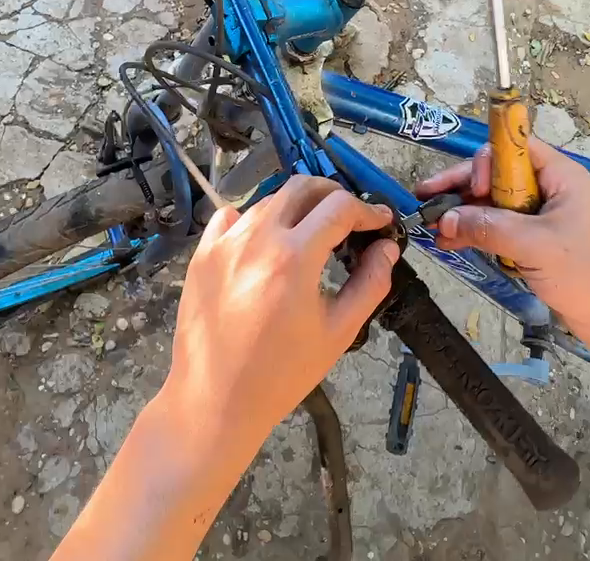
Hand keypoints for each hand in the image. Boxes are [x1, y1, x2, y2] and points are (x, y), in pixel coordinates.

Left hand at [160, 177, 399, 449]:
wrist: (214, 402)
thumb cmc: (282, 374)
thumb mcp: (338, 332)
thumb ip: (370, 284)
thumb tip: (386, 248)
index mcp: (294, 257)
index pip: (340, 207)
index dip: (367, 210)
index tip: (380, 221)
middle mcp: (257, 237)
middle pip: (302, 187)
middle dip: (334, 194)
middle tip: (350, 217)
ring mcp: (225, 241)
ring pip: (269, 200)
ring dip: (297, 208)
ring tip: (311, 235)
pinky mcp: (203, 252)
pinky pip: (232, 216)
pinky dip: (256, 219)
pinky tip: (267, 243)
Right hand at [416, 138, 589, 350]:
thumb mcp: (535, 246)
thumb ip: (487, 228)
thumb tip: (442, 220)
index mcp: (559, 175)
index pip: (513, 148)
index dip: (486, 161)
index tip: (468, 187)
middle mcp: (549, 189)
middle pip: (497, 175)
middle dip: (463, 188)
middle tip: (427, 200)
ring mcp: (543, 218)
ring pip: (494, 204)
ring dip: (464, 214)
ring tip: (430, 226)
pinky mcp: (538, 244)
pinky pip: (500, 229)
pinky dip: (476, 234)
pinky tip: (449, 243)